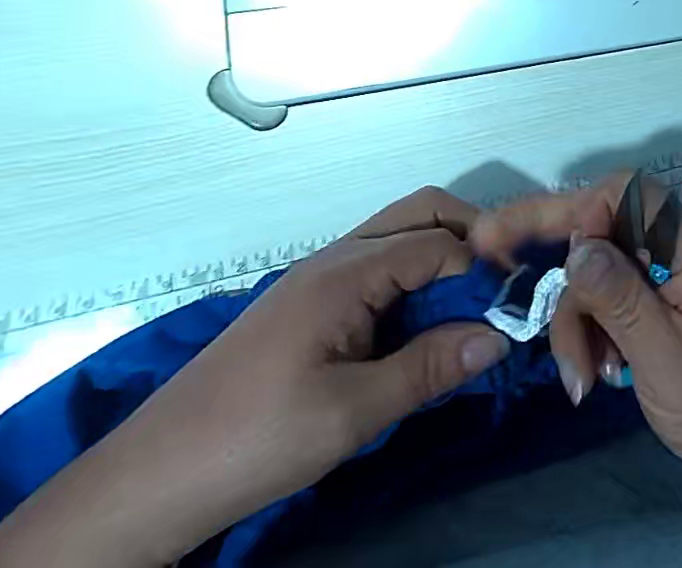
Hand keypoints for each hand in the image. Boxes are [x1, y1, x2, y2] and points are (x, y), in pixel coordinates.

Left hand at [0, 189, 509, 567]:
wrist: (163, 468)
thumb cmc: (260, 437)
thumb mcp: (353, 411)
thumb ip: (428, 367)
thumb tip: (500, 336)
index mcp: (344, 272)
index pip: (435, 243)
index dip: (482, 268)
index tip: (518, 304)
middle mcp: (335, 256)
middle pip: (416, 214)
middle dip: (468, 235)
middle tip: (504, 285)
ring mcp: (319, 274)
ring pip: (396, 236)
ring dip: (441, 255)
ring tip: (475, 303)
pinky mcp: (311, 299)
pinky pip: (376, 265)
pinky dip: (413, 276)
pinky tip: (425, 318)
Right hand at [472, 174, 681, 567]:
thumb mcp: (670, 362)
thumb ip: (622, 300)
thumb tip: (577, 247)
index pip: (635, 193)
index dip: (590, 208)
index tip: (565, 254)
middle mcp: (670, 251)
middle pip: (598, 219)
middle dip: (544, 236)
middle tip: (486, 244)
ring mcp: (653, 277)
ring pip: (588, 268)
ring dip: (571, 319)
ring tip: (580, 377)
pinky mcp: (640, 303)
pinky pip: (594, 298)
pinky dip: (581, 333)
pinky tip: (588, 374)